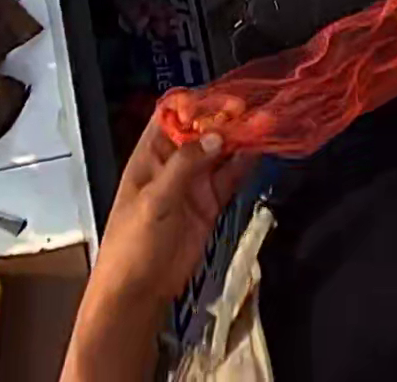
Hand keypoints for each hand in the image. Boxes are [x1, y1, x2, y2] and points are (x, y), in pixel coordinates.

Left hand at [90, 110, 255, 308]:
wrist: (138, 295)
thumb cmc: (132, 244)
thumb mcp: (153, 201)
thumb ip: (185, 165)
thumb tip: (216, 136)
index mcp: (152, 152)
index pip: (173, 113)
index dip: (195, 103)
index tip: (218, 103)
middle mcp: (176, 159)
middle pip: (204, 127)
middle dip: (225, 117)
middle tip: (248, 110)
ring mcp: (195, 179)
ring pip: (222, 148)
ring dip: (242, 135)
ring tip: (264, 123)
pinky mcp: (212, 199)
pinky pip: (232, 173)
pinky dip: (247, 161)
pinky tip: (260, 149)